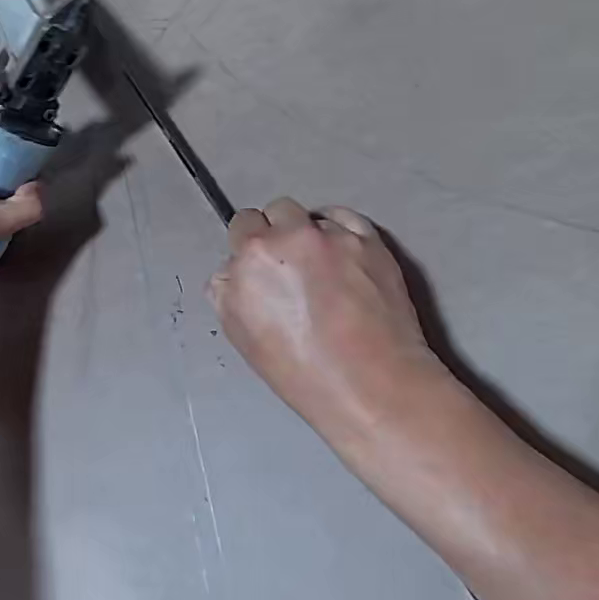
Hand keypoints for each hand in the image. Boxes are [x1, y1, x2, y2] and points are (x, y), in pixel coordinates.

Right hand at [208, 198, 448, 434]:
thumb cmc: (297, 367)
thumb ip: (225, 285)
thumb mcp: (236, 329)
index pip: (242, 224)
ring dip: (310, 234)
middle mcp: (292, 235)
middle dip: (278, 232)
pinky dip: (340, 231)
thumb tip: (236, 269)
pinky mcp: (372, 244)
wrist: (371, 388)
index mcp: (253, 253)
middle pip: (277, 211)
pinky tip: (342, 255)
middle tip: (289, 266)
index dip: (249, 245)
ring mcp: (336, 237)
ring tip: (321, 267)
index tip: (260, 266)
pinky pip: (347, 219)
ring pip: (312, 216)